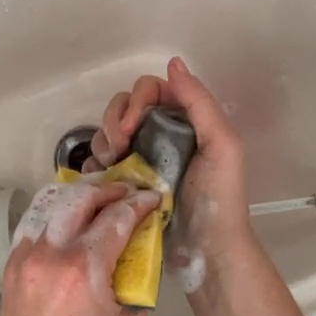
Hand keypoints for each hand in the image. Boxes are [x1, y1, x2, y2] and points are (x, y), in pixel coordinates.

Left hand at [0, 180, 162, 315]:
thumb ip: (136, 276)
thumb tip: (141, 244)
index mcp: (84, 269)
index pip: (116, 217)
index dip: (140, 204)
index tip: (154, 199)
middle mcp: (50, 254)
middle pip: (80, 199)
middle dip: (109, 191)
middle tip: (129, 194)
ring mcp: (25, 257)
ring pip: (51, 204)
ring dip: (80, 198)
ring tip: (101, 202)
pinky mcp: (12, 266)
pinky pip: (35, 225)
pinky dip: (56, 215)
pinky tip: (72, 223)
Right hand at [86, 57, 252, 279]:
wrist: (208, 251)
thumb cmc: (219, 199)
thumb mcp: (222, 144)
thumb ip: (199, 102)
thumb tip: (173, 63)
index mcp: (184, 120)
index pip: (148, 90)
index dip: (134, 102)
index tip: (131, 128)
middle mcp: (160, 135)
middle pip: (122, 107)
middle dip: (113, 122)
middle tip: (119, 150)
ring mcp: (141, 161)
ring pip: (107, 134)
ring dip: (102, 144)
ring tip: (113, 169)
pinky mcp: (125, 186)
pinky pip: (99, 165)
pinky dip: (94, 168)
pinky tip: (101, 182)